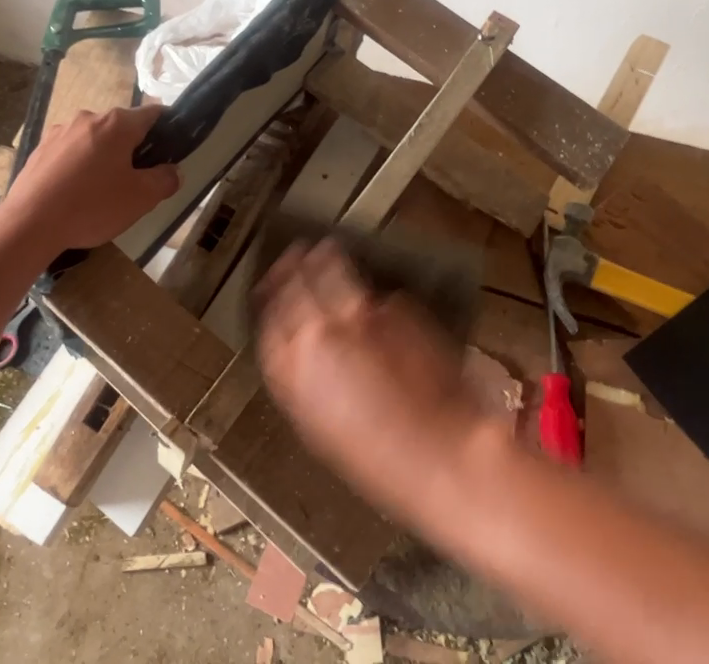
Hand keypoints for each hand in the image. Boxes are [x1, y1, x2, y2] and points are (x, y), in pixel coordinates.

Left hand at [0, 104, 180, 252]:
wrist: (29, 223)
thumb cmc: (92, 206)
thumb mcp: (141, 198)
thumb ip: (165, 180)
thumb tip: (173, 170)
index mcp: (117, 124)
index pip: (153, 114)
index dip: (167, 128)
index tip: (171, 150)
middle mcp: (88, 118)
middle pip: (121, 128)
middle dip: (133, 149)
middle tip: (137, 181)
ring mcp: (59, 132)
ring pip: (93, 140)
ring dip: (103, 158)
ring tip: (102, 191)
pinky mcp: (40, 150)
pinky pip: (70, 153)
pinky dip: (79, 167)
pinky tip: (75, 194)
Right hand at [255, 241, 489, 502]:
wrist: (442, 451)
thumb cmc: (379, 460)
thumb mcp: (317, 428)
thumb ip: (300, 381)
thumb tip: (298, 361)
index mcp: (287, 367)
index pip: (266, 315)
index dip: (268, 298)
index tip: (269, 290)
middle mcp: (314, 331)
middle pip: (292, 282)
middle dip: (291, 266)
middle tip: (292, 255)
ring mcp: (355, 313)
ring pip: (329, 268)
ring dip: (324, 258)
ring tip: (323, 249)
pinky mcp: (395, 306)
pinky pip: (373, 292)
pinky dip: (369, 291)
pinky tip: (371, 297)